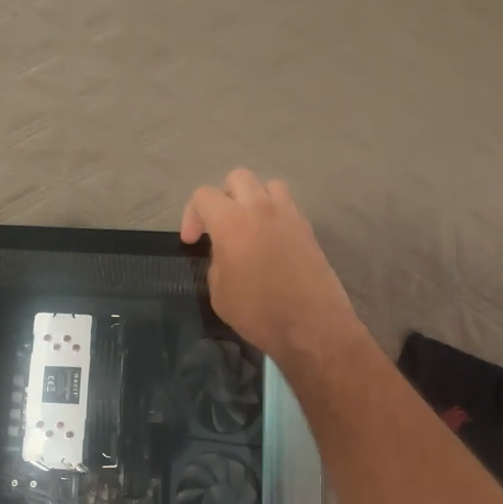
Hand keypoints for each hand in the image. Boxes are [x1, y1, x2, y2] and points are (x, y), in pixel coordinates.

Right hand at [181, 169, 362, 359]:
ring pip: (268, 185)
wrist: (311, 325)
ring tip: (249, 226)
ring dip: (254, 199)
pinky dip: (275, 214)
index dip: (191, 215)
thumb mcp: (219, 292)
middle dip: (223, 197)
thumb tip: (225, 253)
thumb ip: (216, 262)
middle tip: (219, 226)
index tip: (192, 242)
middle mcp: (261, 208)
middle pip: (238, 178)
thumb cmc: (258, 312)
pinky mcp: (307, 228)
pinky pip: (287, 206)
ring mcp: (289, 215)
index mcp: (231, 221)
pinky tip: (270, 241)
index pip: (204, 195)